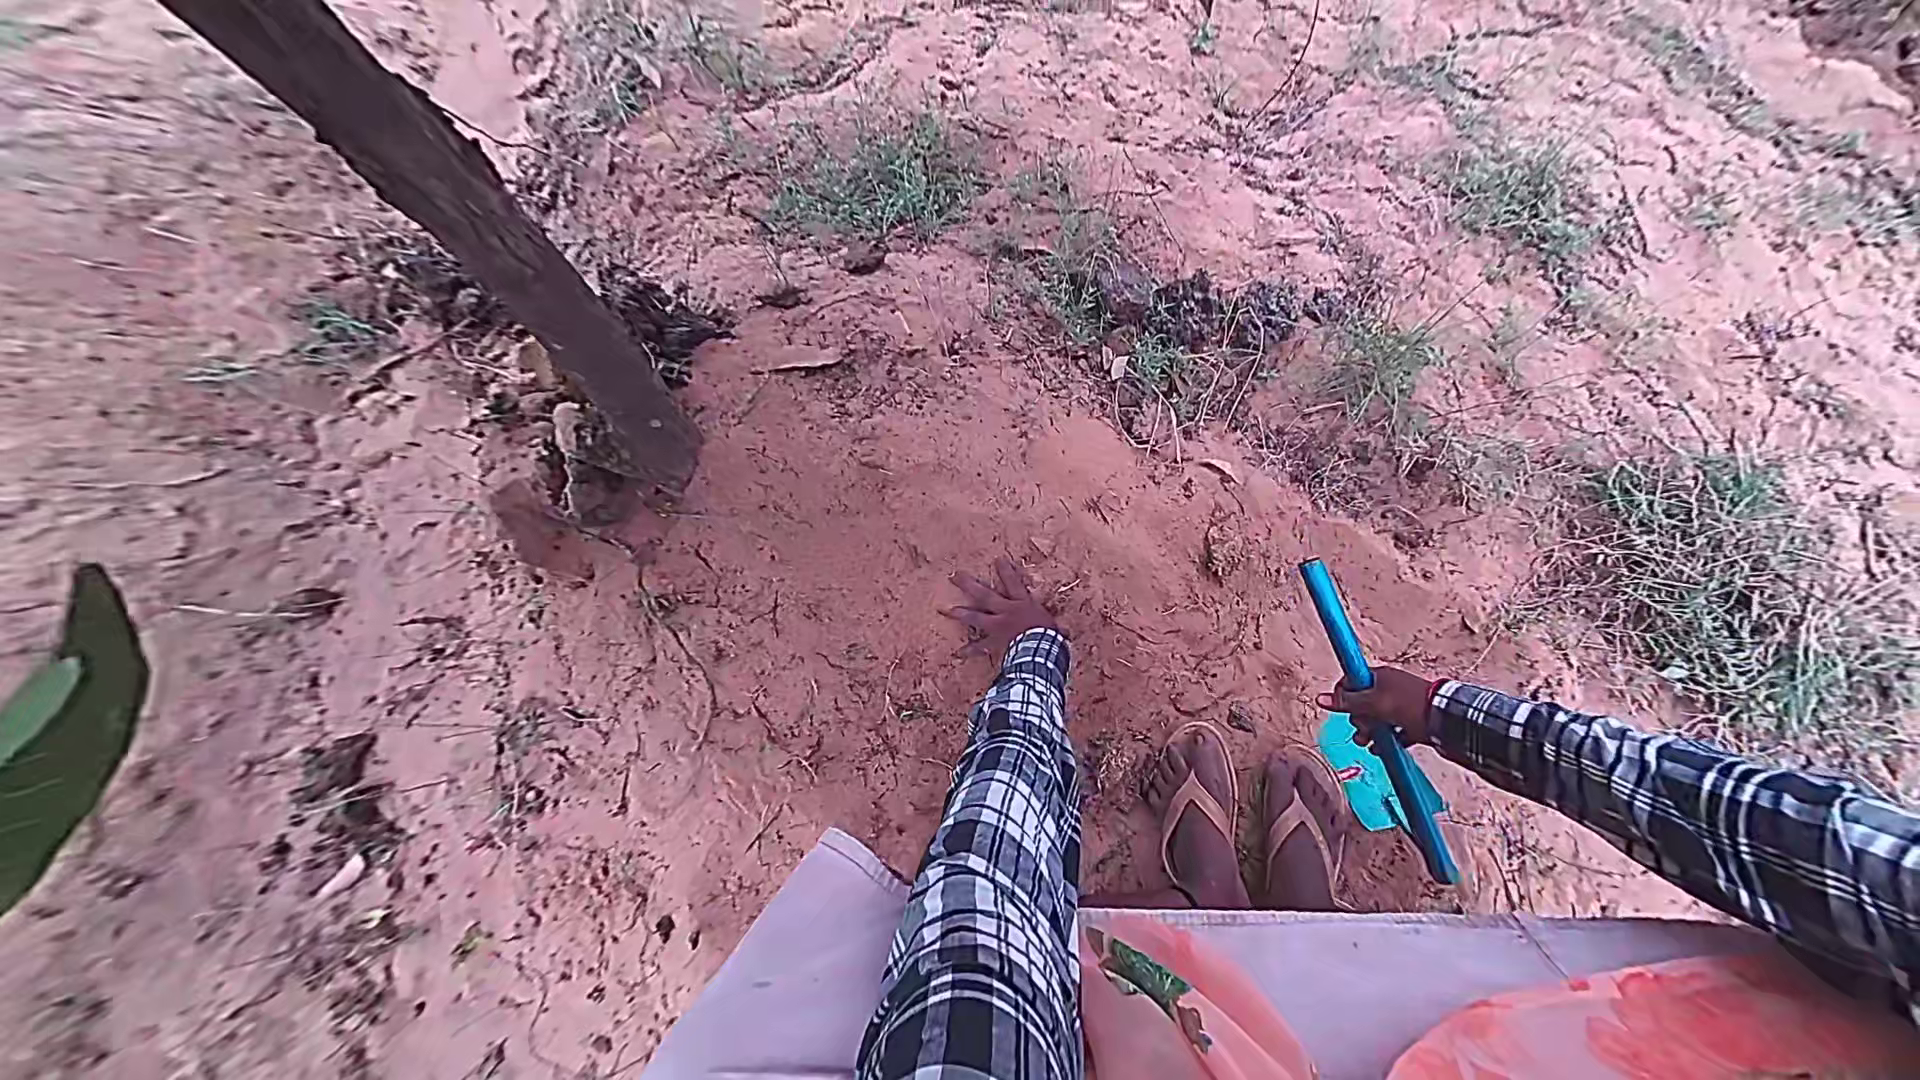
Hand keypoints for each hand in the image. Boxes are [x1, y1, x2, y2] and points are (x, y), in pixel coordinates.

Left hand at [945, 556, 1057, 658]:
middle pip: (985, 595)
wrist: (1040, 649)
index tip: (997, 559)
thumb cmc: (1050, 636)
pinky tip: (957, 653)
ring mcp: (998, 626)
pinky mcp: (995, 642)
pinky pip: (980, 647)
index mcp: (1022, 603)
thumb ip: (1054, 627)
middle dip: (969, 585)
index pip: (1013, 582)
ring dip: (962, 613)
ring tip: (946, 610)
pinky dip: (969, 651)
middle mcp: (1007, 611)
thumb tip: (1067, 633)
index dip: (1005, 570)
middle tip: (955, 576)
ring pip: (976, 617)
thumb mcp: (1054, 627)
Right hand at [1316, 667, 1436, 745]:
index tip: (1340, 708)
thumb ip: (1346, 702)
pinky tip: (1381, 748)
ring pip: (1377, 718)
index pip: (1350, 682)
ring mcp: (1401, 706)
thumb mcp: (1372, 702)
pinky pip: (1393, 730)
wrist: (1449, 721)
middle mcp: (1389, 689)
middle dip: (1358, 719)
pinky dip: (1386, 738)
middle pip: (1362, 703)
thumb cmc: (1409, 705)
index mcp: (1379, 677)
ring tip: (1367, 742)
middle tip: (1361, 728)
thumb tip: (1319, 699)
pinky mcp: (1413, 722)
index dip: (1342, 695)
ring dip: (1369, 731)